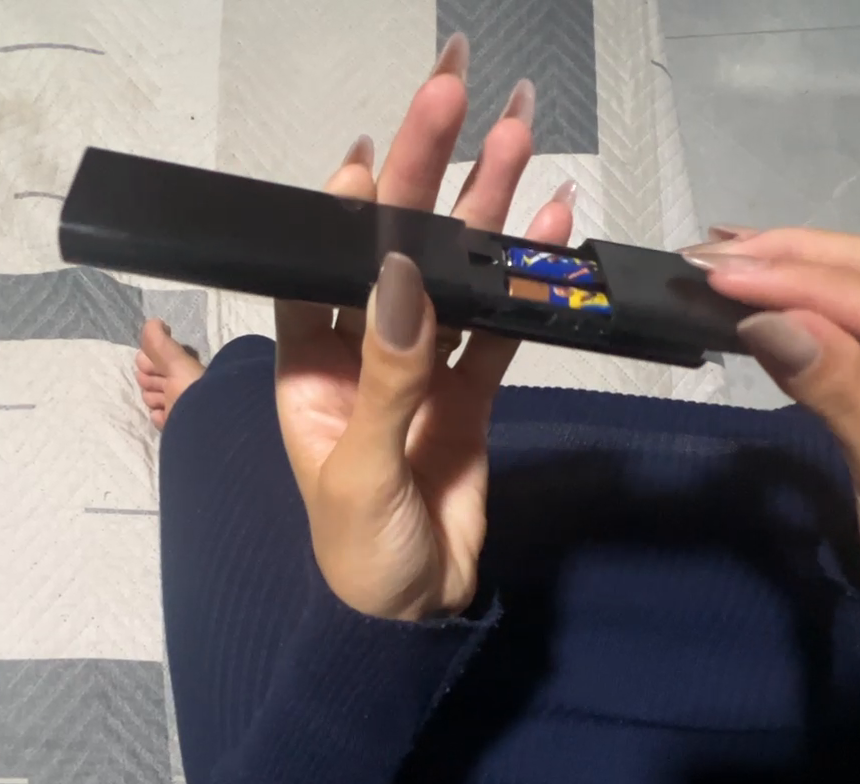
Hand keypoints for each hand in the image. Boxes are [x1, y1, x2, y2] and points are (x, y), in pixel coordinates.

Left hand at [275, 37, 574, 621]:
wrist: (415, 612)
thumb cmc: (361, 551)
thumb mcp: (362, 467)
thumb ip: (385, 373)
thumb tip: (400, 275)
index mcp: (311, 372)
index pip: (314, 273)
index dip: (339, 215)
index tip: (370, 158)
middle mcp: (363, 358)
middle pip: (391, 257)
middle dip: (420, 180)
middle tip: (451, 95)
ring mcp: (421, 373)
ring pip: (452, 281)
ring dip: (484, 215)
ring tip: (518, 137)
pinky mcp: (469, 395)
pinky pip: (497, 329)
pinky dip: (524, 285)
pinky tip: (549, 229)